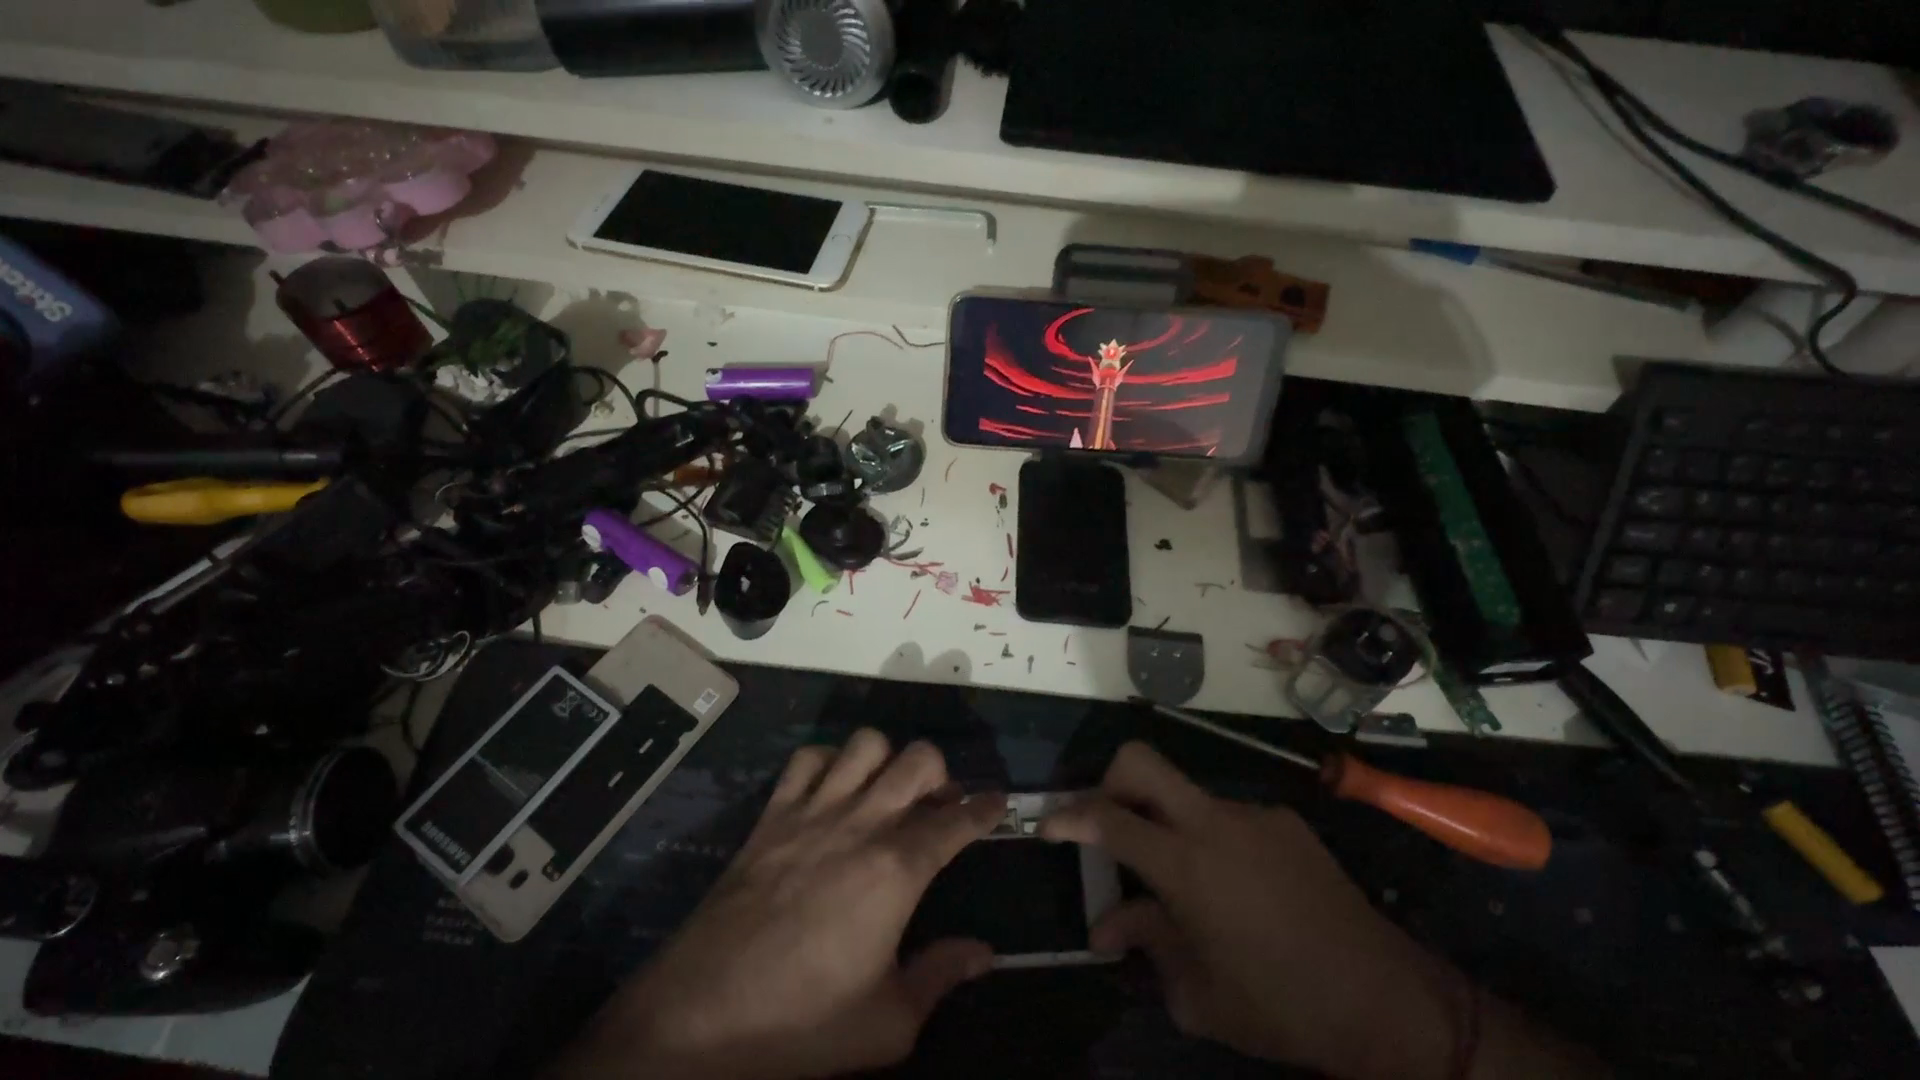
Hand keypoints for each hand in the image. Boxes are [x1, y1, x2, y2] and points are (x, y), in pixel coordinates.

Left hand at [551, 730, 1003, 1079]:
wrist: (698, 1019)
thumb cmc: (802, 1024)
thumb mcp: (888, 1023)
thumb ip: (942, 977)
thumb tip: (986, 954)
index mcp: (896, 871)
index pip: (957, 821)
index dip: (986, 809)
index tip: (999, 803)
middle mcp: (859, 825)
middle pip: (917, 761)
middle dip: (942, 774)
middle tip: (941, 807)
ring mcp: (809, 814)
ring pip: (864, 745)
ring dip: (887, 760)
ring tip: (888, 793)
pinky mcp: (769, 819)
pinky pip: (804, 760)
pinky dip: (828, 762)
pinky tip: (833, 791)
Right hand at [1041, 742, 1461, 1079]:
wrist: (1387, 1000)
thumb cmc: (1280, 1006)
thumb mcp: (1197, 994)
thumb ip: (1146, 944)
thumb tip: (1107, 928)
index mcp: (1187, 866)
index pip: (1107, 818)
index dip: (1067, 815)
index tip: (1047, 826)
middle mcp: (1216, 823)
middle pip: (1141, 761)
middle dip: (1108, 782)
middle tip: (1103, 826)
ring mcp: (1256, 816)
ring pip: (1186, 795)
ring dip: (1166, 824)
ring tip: (1179, 887)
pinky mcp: (1287, 823)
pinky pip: (1228, 817)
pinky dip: (1209, 840)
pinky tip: (1232, 889)